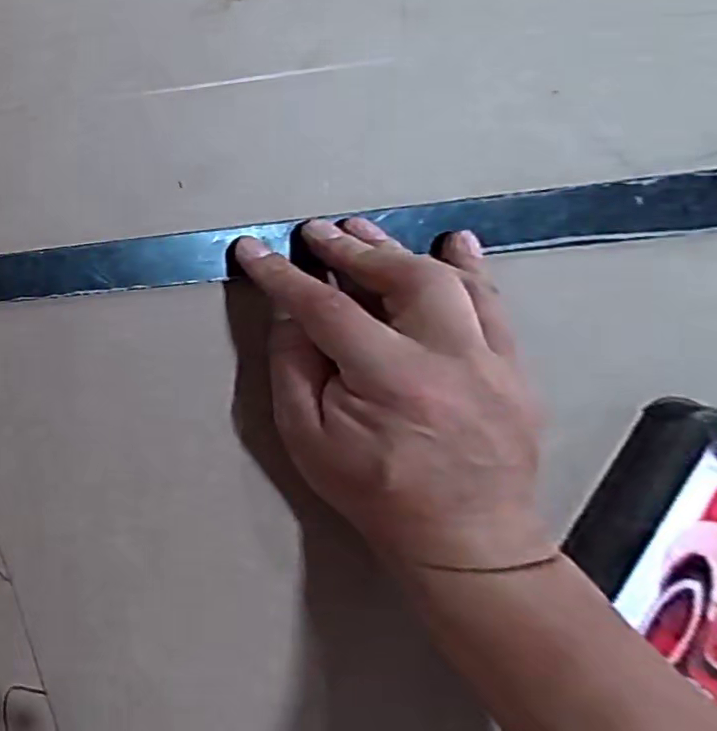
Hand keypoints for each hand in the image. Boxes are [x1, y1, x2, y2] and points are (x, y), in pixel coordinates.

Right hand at [233, 219, 553, 571]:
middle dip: (352, 248)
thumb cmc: (368, 487)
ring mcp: (499, 365)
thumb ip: (294, 363)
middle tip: (313, 231)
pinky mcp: (516, 371)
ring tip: (360, 229)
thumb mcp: (304, 430)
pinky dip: (471, 270)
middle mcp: (457, 362)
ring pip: (455, 285)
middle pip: (406, 280)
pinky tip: (453, 243)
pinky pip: (497, 307)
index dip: (282, 274)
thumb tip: (290, 311)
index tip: (251, 249)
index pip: (326, 307)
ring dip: (401, 251)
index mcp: (396, 380)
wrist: (466, 540)